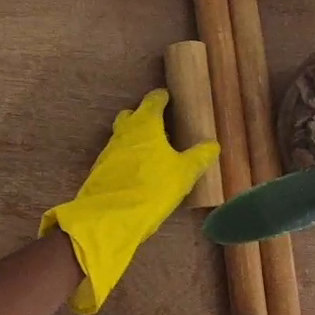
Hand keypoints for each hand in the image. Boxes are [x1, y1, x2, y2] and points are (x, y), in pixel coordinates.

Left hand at [40, 88, 218, 313]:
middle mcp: (123, 132)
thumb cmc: (152, 187)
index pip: (153, 101)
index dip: (162, 98)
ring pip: (121, 135)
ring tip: (151, 150)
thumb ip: (198, 157)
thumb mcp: (183, 173)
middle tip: (160, 125)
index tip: (168, 98)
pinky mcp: (100, 169)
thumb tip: (213, 144)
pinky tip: (136, 170)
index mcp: (144, 124)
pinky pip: (116, 155)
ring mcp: (108, 150)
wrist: (111, 216)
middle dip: (143, 116)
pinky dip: (126, 156)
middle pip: (131, 115)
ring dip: (134, 138)